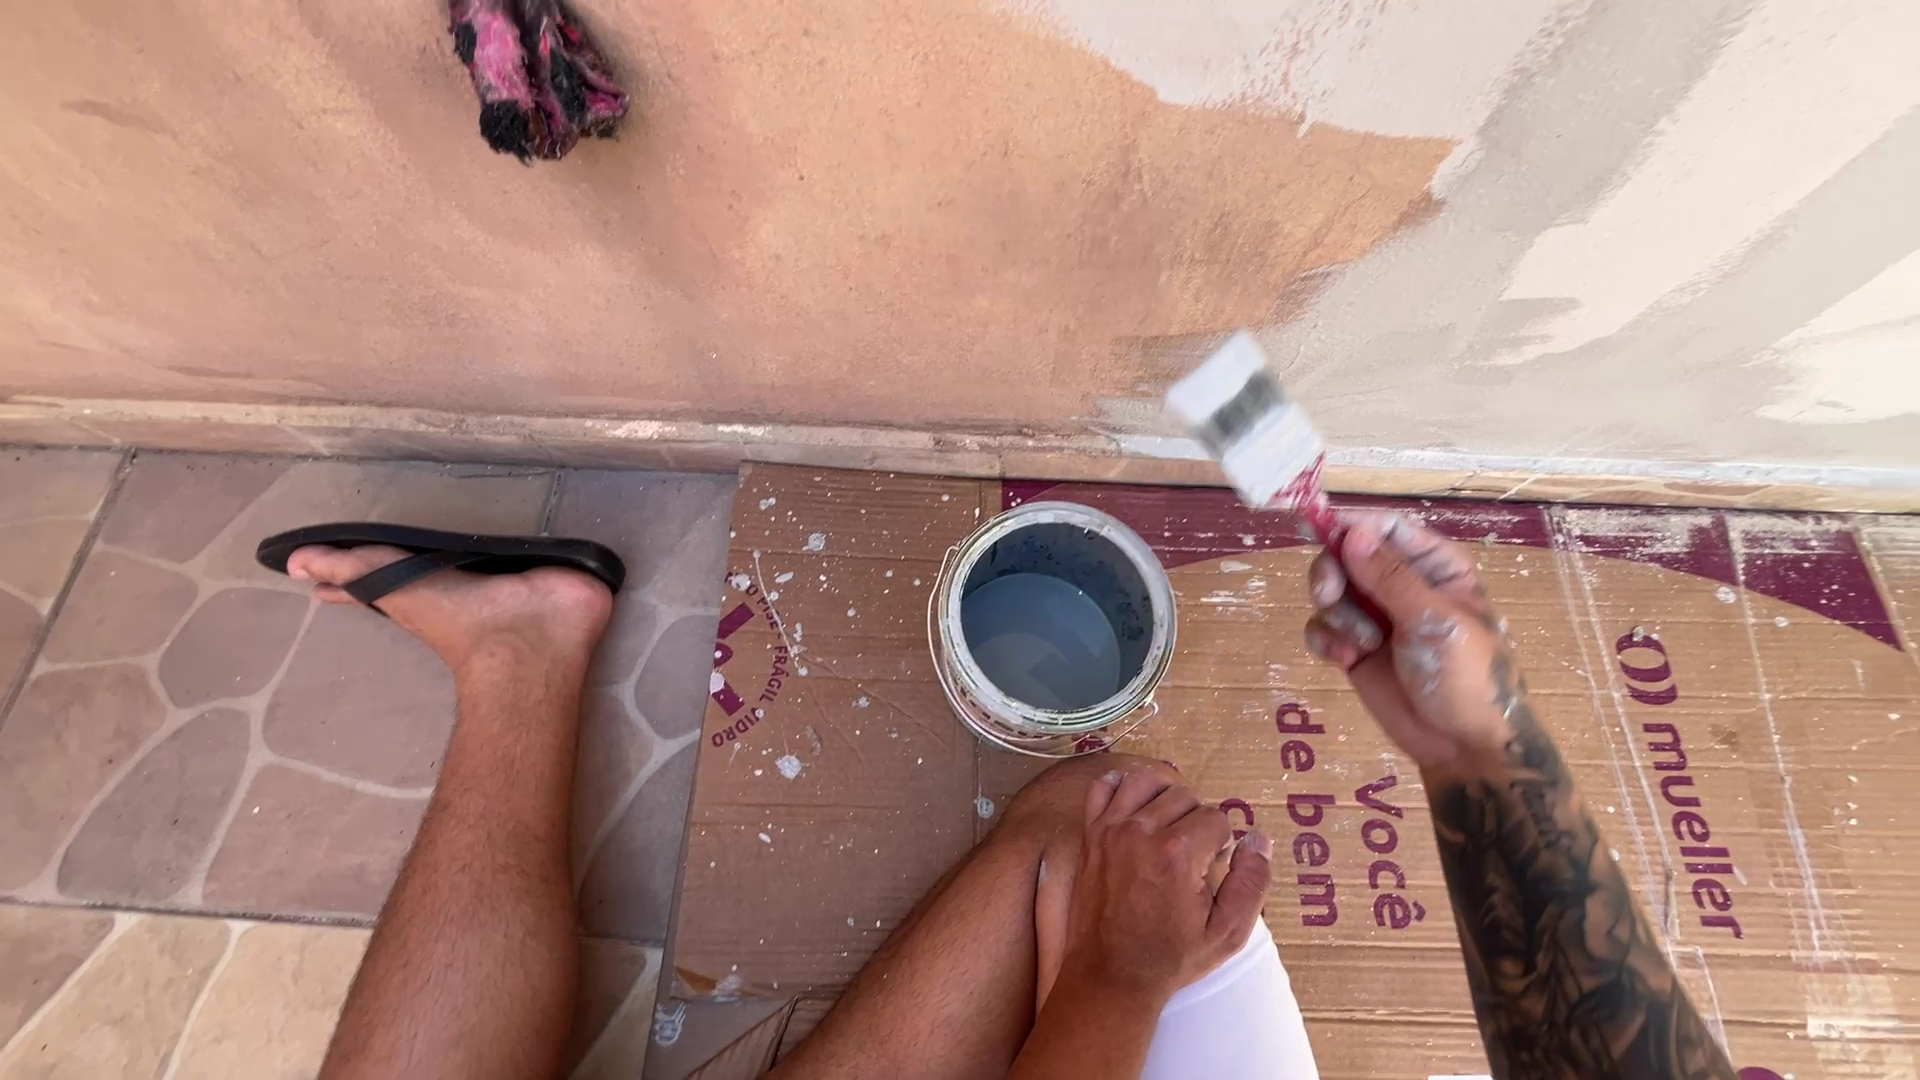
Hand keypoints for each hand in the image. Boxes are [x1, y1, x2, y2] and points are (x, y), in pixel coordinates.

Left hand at [1051, 770, 1272, 1002]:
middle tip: (1194, 848)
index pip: (1216, 817)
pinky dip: (1120, 787)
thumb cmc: (1171, 955)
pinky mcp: (1090, 831)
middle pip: (1183, 795)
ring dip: (1163, 794)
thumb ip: (1251, 883)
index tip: (1213, 864)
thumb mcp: (1227, 933)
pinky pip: (1103, 786)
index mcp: (1178, 854)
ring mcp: (1111, 828)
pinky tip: (1135, 806)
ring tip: (1169, 822)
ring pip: (1145, 780)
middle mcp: (1142, 832)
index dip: (1222, 840)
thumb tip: (1260, 839)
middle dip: (1196, 817)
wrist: (1111, 971)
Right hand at [1303, 510, 1518, 780]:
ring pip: (1328, 591)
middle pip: (1344, 555)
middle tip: (1328, 596)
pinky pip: (1319, 627)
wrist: (1460, 744)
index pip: (1384, 528)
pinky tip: (1345, 661)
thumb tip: (1351, 532)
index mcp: (1432, 567)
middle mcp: (1398, 584)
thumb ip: (1389, 577)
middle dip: (1332, 576)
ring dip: (1336, 618)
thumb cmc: (1467, 677)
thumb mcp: (1433, 621)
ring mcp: (1373, 615)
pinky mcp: (1351, 645)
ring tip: (1361, 646)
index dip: (1351, 526)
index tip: (1317, 528)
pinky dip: (1326, 641)